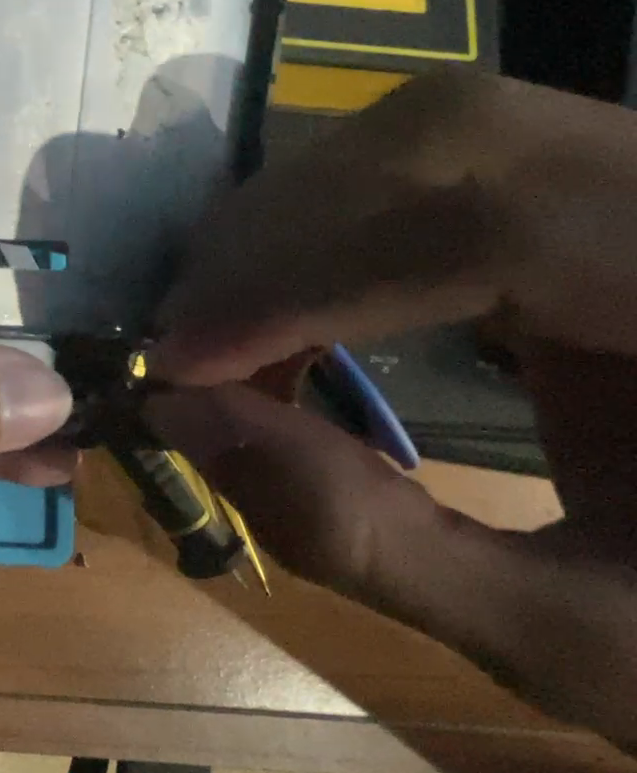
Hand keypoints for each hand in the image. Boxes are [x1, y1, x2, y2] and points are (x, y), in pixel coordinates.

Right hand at [144, 71, 636, 750]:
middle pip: (452, 138)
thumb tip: (178, 413)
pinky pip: (431, 166)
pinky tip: (284, 308)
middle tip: (186, 343)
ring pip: (427, 132)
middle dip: (280, 237)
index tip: (180, 367)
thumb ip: (366, 536)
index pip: (501, 229)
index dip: (309, 285)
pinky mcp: (600, 194)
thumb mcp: (570, 640)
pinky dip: (322, 228)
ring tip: (224, 332)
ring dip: (288, 227)